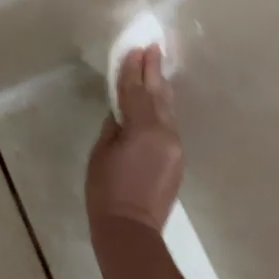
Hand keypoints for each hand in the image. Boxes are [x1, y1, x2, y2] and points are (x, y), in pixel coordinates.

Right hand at [85, 44, 183, 235]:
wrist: (131, 231)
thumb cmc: (105, 191)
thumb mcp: (101, 153)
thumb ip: (114, 128)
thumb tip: (122, 115)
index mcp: (144, 129)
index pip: (136, 91)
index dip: (133, 70)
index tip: (135, 48)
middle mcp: (166, 133)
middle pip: (158, 96)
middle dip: (153, 72)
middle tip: (153, 48)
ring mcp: (175, 147)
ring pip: (167, 111)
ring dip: (159, 90)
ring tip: (155, 70)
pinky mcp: (177, 160)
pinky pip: (167, 127)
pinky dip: (160, 112)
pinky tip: (155, 105)